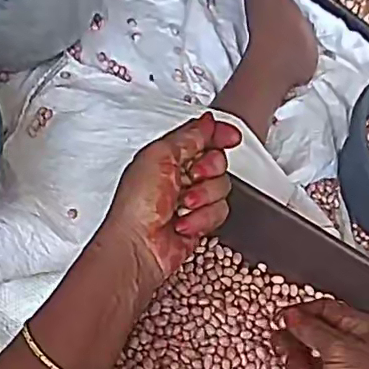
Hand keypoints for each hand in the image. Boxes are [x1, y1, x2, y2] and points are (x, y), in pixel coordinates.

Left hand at [98, 113, 242, 287]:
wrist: (138, 246)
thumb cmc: (138, 206)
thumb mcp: (159, 155)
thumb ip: (188, 136)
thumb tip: (208, 122)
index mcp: (168, 156)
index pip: (201, 138)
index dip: (218, 134)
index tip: (231, 137)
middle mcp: (180, 177)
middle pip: (218, 162)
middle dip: (209, 169)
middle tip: (193, 177)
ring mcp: (191, 201)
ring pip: (222, 188)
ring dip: (204, 197)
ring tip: (183, 205)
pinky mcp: (200, 222)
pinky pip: (219, 212)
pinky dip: (203, 218)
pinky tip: (184, 223)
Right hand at [271, 298, 368, 368]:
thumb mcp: (339, 347)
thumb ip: (311, 329)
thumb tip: (292, 316)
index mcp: (362, 328)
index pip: (328, 310)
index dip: (304, 311)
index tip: (283, 316)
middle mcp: (352, 347)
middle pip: (315, 334)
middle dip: (296, 336)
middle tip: (279, 337)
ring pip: (308, 357)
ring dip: (296, 358)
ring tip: (289, 359)